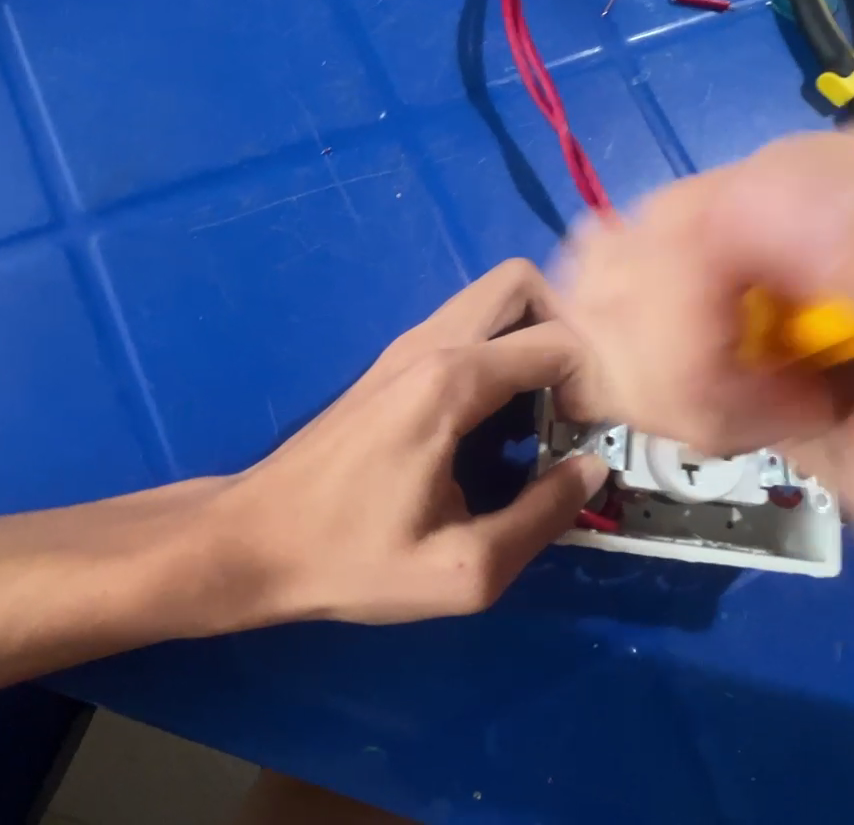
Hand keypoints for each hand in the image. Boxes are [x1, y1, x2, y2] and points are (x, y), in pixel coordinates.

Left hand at [205, 260, 609, 626]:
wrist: (251, 540)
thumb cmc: (350, 559)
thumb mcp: (463, 570)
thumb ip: (543, 517)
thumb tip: (592, 469)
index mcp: (451, 382)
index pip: (561, 340)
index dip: (602, 381)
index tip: (599, 435)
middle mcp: (431, 343)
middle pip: (523, 283)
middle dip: (571, 329)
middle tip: (578, 401)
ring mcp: (407, 345)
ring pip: (494, 298)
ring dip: (536, 337)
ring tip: (547, 412)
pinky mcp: (393, 362)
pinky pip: (469, 326)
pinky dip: (503, 350)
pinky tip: (502, 419)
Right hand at [557, 119, 853, 595]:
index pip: (733, 208)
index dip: (705, 334)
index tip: (775, 416)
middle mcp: (804, 170)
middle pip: (655, 243)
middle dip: (682, 363)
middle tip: (770, 421)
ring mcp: (730, 211)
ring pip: (610, 274)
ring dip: (656, 374)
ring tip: (746, 414)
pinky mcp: (681, 255)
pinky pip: (594, 297)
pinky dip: (629, 369)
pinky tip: (701, 398)